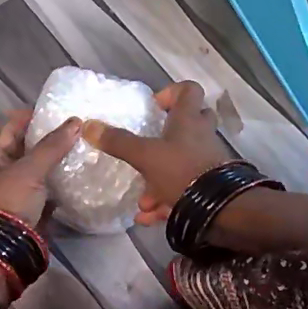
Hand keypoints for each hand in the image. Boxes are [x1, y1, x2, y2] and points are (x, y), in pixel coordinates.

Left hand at [0, 109, 81, 223]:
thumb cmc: (8, 201)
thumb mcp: (29, 169)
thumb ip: (52, 146)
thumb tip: (76, 121)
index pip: (11, 128)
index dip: (30, 116)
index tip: (56, 109)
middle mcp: (2, 174)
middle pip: (26, 150)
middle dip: (48, 140)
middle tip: (76, 130)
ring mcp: (15, 196)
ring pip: (38, 173)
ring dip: (56, 165)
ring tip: (82, 151)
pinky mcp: (29, 214)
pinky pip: (46, 196)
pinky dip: (59, 189)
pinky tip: (78, 180)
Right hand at [81, 81, 226, 227]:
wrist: (219, 209)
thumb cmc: (182, 171)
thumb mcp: (145, 156)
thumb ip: (118, 142)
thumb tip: (88, 125)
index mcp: (189, 120)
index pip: (189, 90)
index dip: (171, 92)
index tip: (154, 106)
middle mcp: (201, 137)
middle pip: (190, 125)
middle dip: (166, 136)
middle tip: (148, 145)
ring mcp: (207, 163)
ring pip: (181, 163)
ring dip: (158, 180)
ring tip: (143, 200)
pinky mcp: (208, 187)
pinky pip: (183, 190)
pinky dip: (166, 202)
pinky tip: (148, 217)